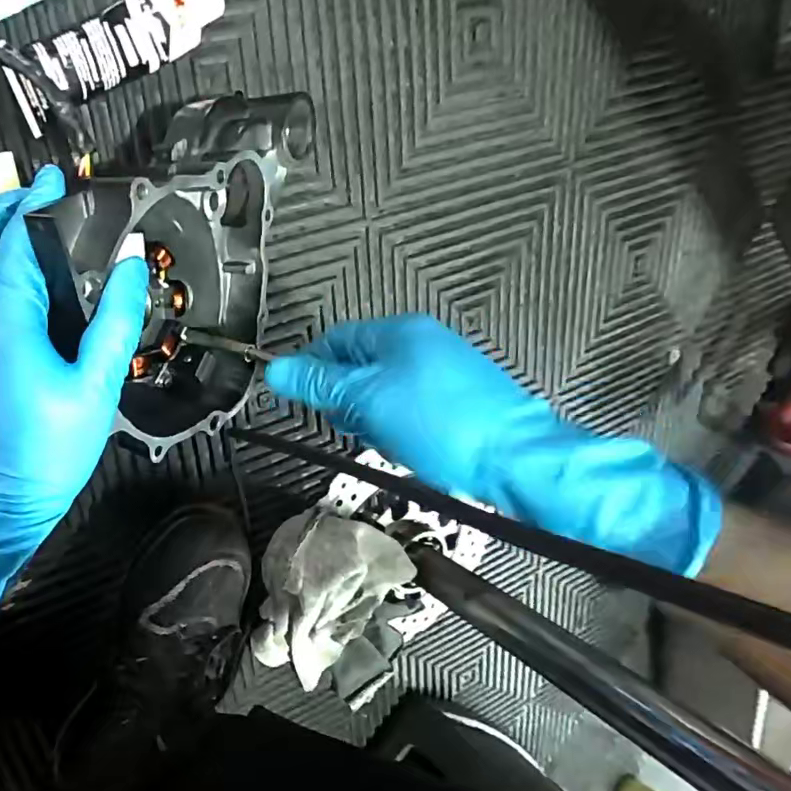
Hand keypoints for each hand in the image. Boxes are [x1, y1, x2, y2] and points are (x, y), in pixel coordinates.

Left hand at [0, 166, 147, 634]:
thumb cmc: (46, 449)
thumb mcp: (97, 384)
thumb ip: (115, 318)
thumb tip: (130, 267)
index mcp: (3, 314)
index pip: (17, 233)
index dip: (39, 201)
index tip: (56, 180)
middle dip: (2, 205)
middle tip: (35, 196)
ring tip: (11, 224)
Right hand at [264, 314, 545, 503]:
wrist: (514, 459)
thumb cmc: (442, 424)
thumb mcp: (368, 400)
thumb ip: (320, 385)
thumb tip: (276, 371)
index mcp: (399, 331)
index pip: (335, 340)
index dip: (311, 369)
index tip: (300, 399)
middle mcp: (424, 343)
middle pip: (360, 366)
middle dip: (347, 401)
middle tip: (353, 425)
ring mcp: (444, 372)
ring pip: (384, 393)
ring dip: (374, 419)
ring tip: (389, 440)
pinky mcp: (458, 401)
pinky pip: (410, 410)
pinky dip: (400, 429)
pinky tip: (412, 449)